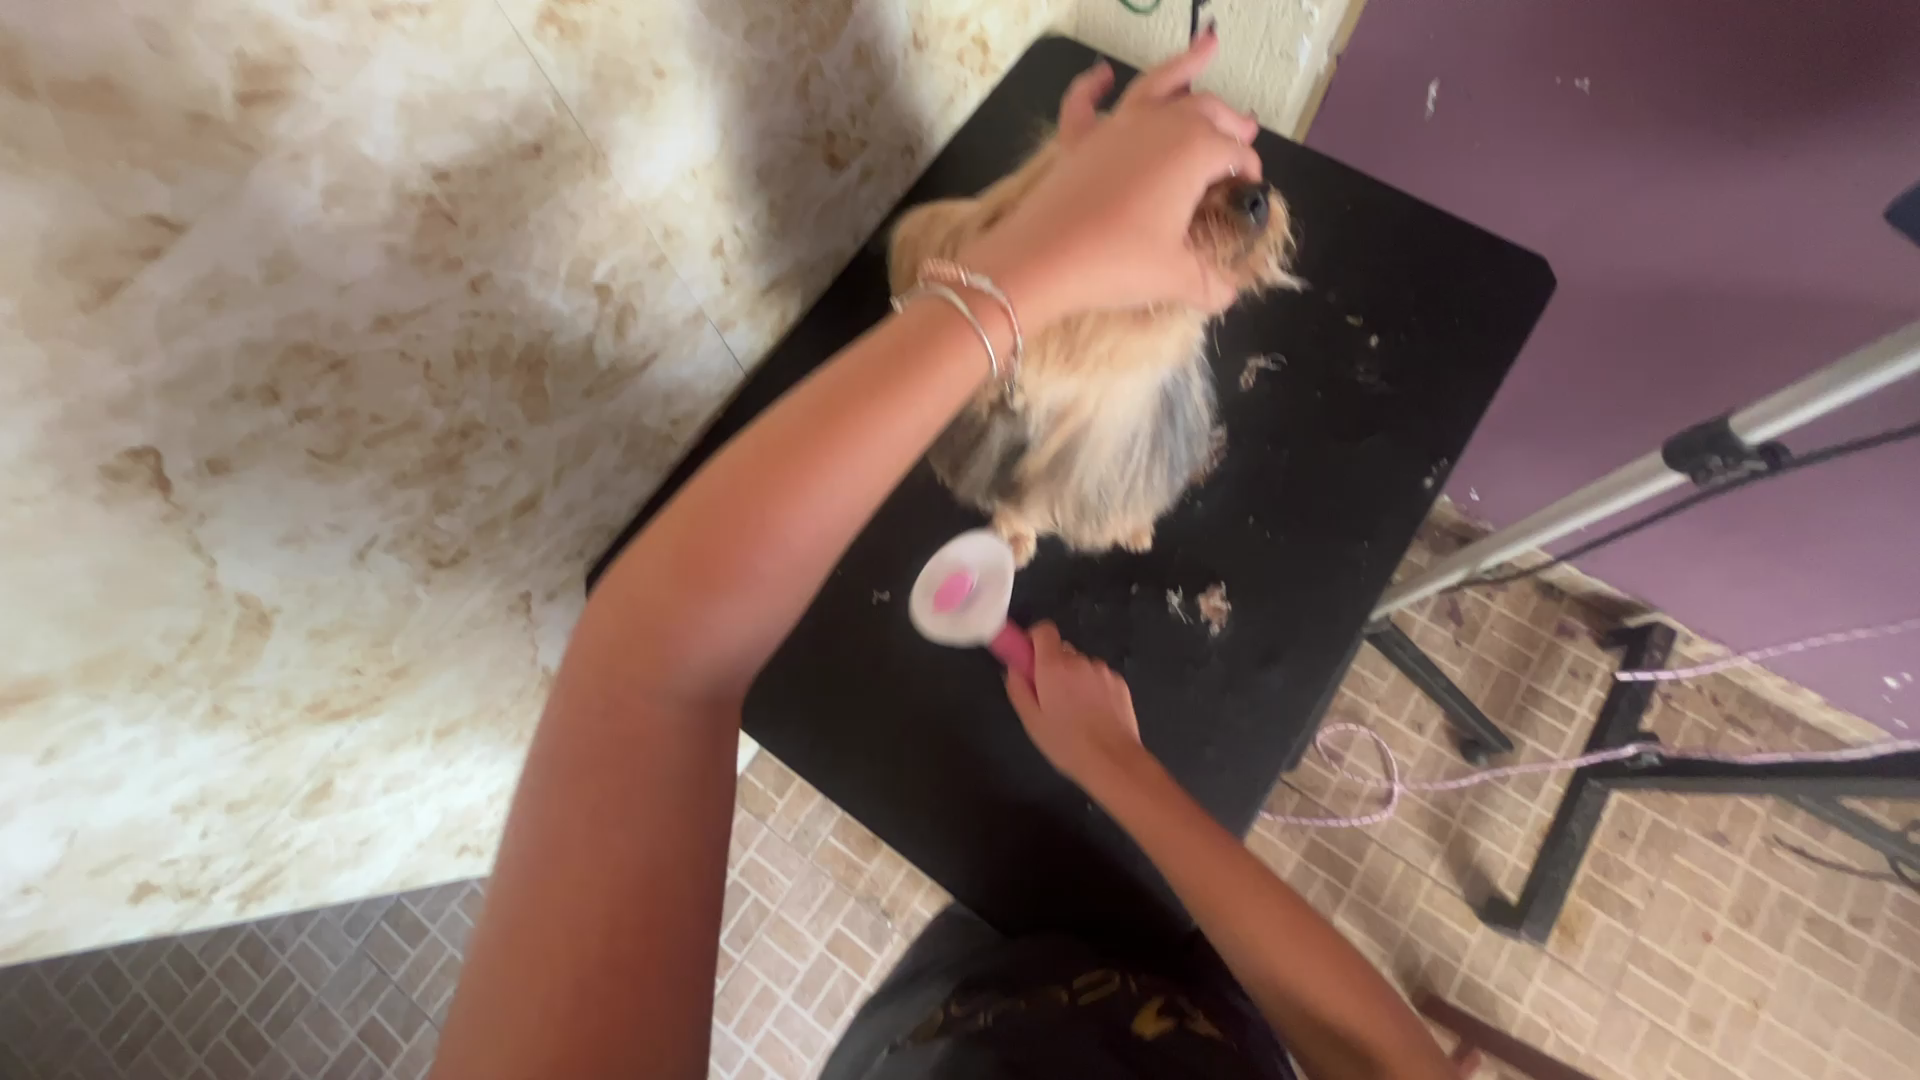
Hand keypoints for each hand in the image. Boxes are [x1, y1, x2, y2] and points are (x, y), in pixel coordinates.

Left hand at [961, 31, 1262, 320]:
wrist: (1044, 259)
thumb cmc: (1116, 263)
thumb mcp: (1173, 279)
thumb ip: (1209, 284)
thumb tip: (1227, 294)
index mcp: (1194, 152)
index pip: (1235, 153)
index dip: (1247, 172)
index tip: (1248, 192)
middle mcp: (1160, 126)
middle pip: (1206, 111)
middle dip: (1230, 120)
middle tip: (1244, 131)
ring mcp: (1116, 127)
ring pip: (1157, 86)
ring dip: (1185, 66)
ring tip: (1207, 48)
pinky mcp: (1077, 141)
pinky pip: (1084, 103)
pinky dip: (1093, 85)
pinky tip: (1102, 75)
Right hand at [1004, 622, 1149, 788]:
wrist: (1113, 761)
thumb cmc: (1066, 743)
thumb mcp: (1031, 720)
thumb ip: (1018, 688)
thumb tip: (1014, 668)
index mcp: (1054, 666)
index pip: (1044, 630)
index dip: (1034, 640)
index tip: (1029, 660)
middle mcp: (1080, 660)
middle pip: (1061, 650)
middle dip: (1052, 666)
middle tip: (1049, 696)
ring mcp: (1102, 670)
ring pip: (1081, 665)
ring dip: (1074, 679)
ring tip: (1074, 711)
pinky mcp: (1120, 682)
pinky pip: (1099, 677)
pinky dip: (1093, 688)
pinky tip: (1094, 715)